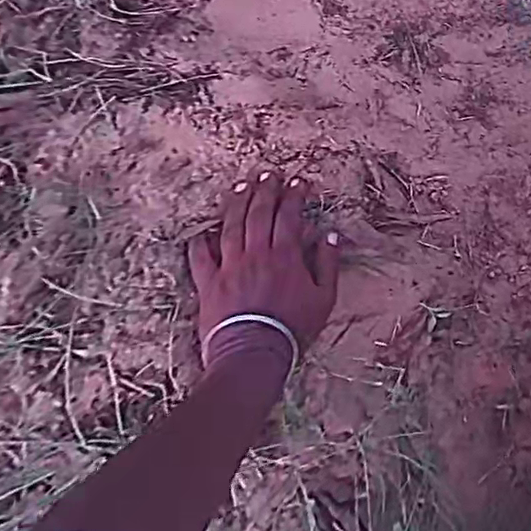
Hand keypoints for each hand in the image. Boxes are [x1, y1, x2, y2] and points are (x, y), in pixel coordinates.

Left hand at [188, 171, 340, 372]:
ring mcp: (230, 268)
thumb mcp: (324, 297)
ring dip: (236, 204)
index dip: (294, 196)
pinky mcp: (209, 285)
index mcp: (285, 256)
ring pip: (231, 227)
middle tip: (268, 174)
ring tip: (241, 187)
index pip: (289, 216)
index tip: (298, 181)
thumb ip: (328, 264)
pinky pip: (200, 258)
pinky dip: (200, 242)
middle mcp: (256, 255)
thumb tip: (330, 236)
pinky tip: (202, 231)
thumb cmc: (293, 328)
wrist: (252, 356)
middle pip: (259, 214)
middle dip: (265, 191)